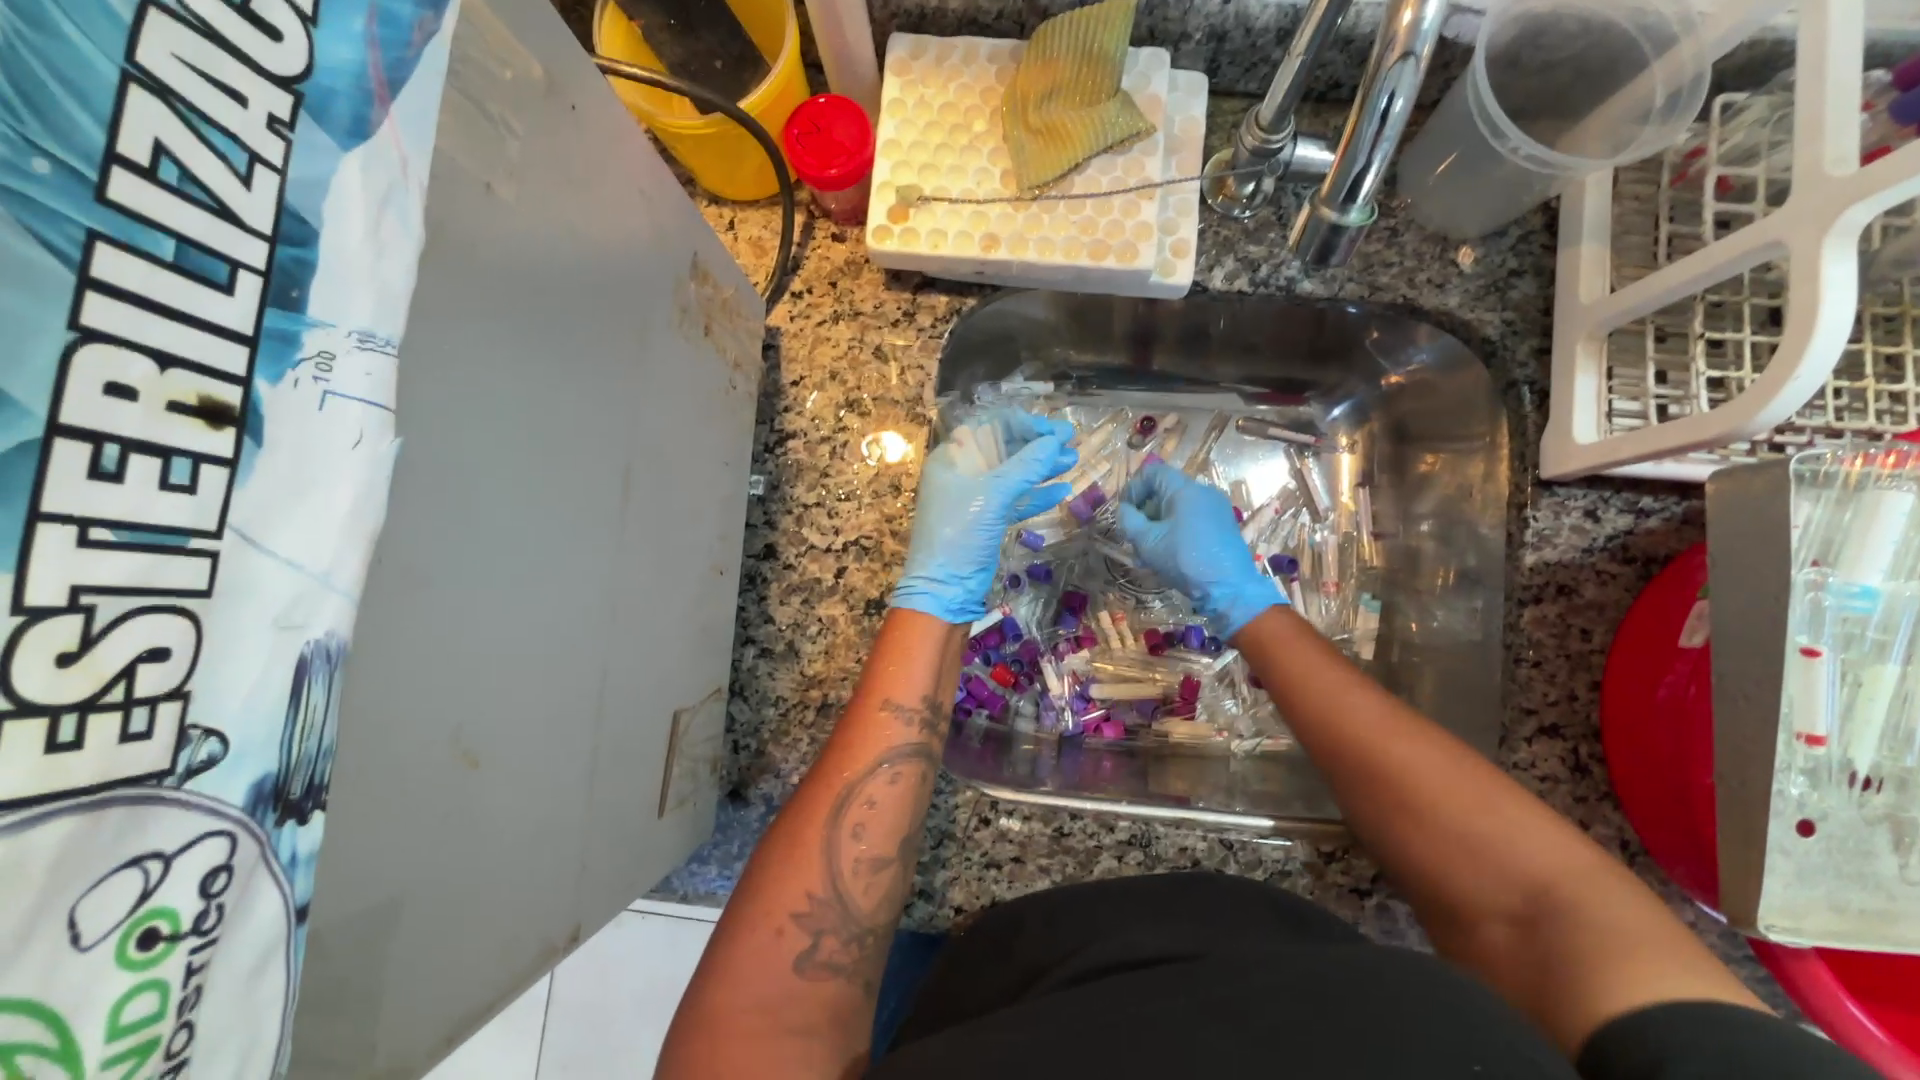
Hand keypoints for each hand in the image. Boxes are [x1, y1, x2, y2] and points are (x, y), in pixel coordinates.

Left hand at [891, 409, 1078, 623]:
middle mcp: (962, 472)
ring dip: (1042, 468)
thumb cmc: (959, 534)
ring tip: (1073, 461)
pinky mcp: (986, 520)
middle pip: (1004, 448)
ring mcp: (974, 497)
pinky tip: (1062, 489)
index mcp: (953, 456)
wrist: (943, 590)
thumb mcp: (993, 495)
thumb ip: (1025, 466)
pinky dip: (1036, 494)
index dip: (1026, 424)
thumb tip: (1055, 441)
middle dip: (1038, 445)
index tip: (1056, 431)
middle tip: (1072, 443)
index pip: (991, 426)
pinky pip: (1014, 499)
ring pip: (1012, 474)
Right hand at [1116, 463, 1284, 637]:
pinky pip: (1192, 520)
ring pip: (1178, 509)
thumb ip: (1128, 520)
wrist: (1229, 589)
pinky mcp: (1224, 527)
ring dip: (1158, 526)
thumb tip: (1124, 510)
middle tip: (1134, 537)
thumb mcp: (1146, 541)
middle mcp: (1204, 492)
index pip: (1152, 472)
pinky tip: (1168, 557)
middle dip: (1144, 512)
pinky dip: (1175, 532)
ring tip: (1148, 554)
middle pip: (1165, 491)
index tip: (1125, 513)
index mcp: (1185, 489)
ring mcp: (1217, 509)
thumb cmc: (1184, 560)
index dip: (1133, 488)